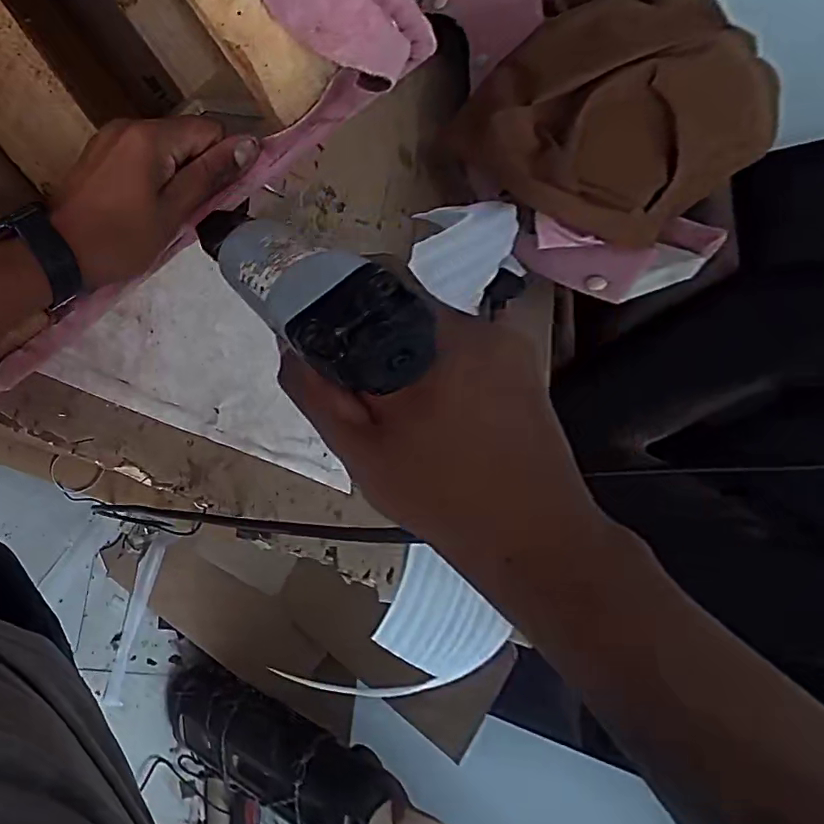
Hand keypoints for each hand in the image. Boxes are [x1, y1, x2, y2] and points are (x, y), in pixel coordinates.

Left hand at [48, 117, 258, 288]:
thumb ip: (210, 176)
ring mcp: (109, 138)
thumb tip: (249, 144)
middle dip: (196, 170)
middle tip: (190, 213)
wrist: (56, 255)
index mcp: (150, 137)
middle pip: (185, 137)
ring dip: (174, 176)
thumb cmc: (117, 241)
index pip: (210, 130)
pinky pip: (138, 156)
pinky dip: (150, 177)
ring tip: (163, 214)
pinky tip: (141, 207)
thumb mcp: (171, 214)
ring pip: (163, 148)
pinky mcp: (97, 155)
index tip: (217, 199)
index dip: (222, 162)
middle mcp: (129, 126)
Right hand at [279, 309, 611, 576]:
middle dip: (371, 345)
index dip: (337, 304)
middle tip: (361, 399)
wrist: (534, 540)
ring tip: (399, 417)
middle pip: (403, 311)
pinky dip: (434, 374)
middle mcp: (481, 329)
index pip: (376, 283)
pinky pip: (460, 354)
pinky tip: (434, 422)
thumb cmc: (440, 497)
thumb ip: (316, 393)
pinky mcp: (523, 368)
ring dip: (403, 361)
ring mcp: (509, 347)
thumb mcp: (359, 451)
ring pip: (429, 335)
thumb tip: (290, 347)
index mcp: (440, 339)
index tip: (322, 344)